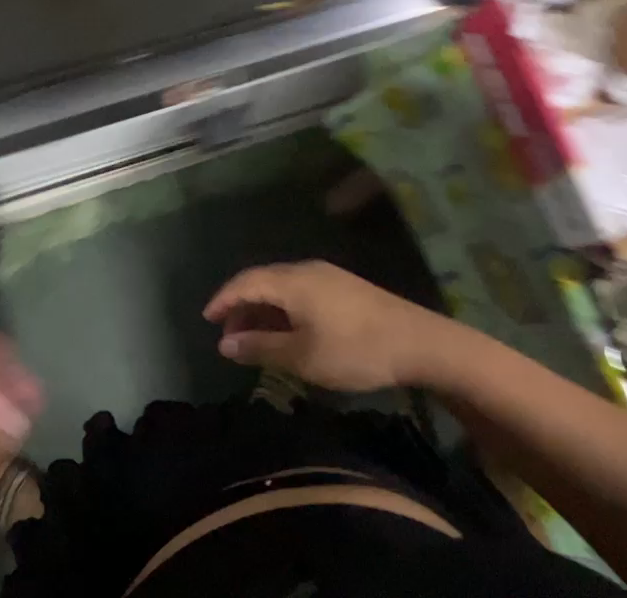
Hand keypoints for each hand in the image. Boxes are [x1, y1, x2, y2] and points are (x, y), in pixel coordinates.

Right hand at [202, 261, 450, 392]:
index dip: (223, 299)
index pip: (245, 281)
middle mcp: (307, 270)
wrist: (419, 343)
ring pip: (283, 288)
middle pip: (263, 281)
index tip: (206, 320)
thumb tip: (225, 343)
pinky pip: (301, 292)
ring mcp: (329, 277)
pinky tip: (286, 333)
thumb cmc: (354, 350)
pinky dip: (283, 310)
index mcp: (293, 281)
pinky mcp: (345, 289)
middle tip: (228, 337)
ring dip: (263, 311)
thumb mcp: (302, 356)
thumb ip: (260, 348)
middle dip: (241, 307)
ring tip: (254, 340)